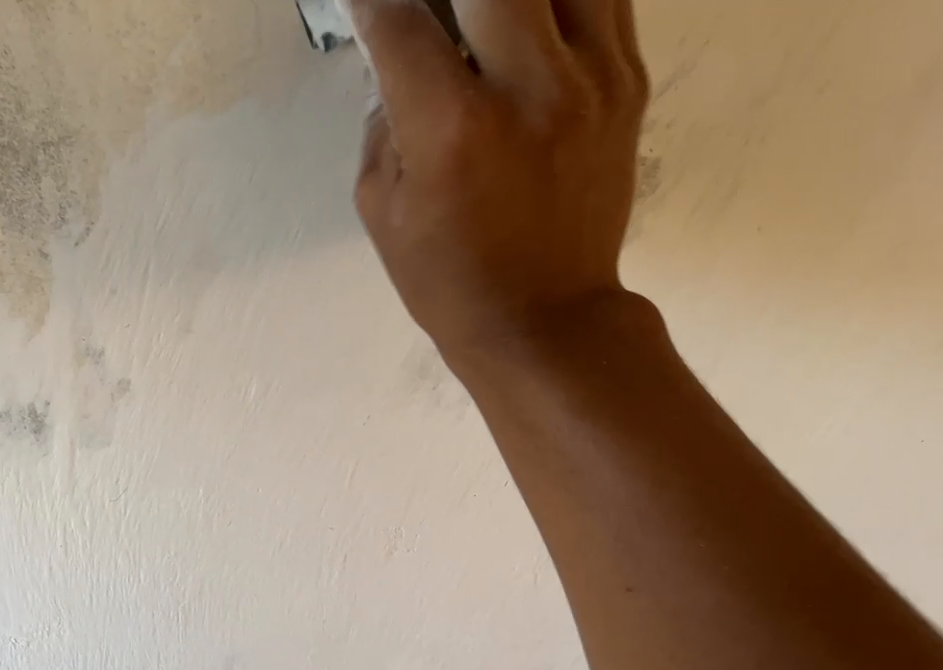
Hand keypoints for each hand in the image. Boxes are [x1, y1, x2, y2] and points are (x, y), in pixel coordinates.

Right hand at [351, 0, 650, 359]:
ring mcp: (592, 76)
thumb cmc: (445, 275)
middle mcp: (529, 87)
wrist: (540, 315)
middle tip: (428, 7)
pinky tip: (525, 17)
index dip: (374, 4)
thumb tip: (395, 67)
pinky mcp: (627, 79)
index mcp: (452, 129)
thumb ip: (383, 128)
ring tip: (479, 15)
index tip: (366, 2)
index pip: (403, 27)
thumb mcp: (381, 211)